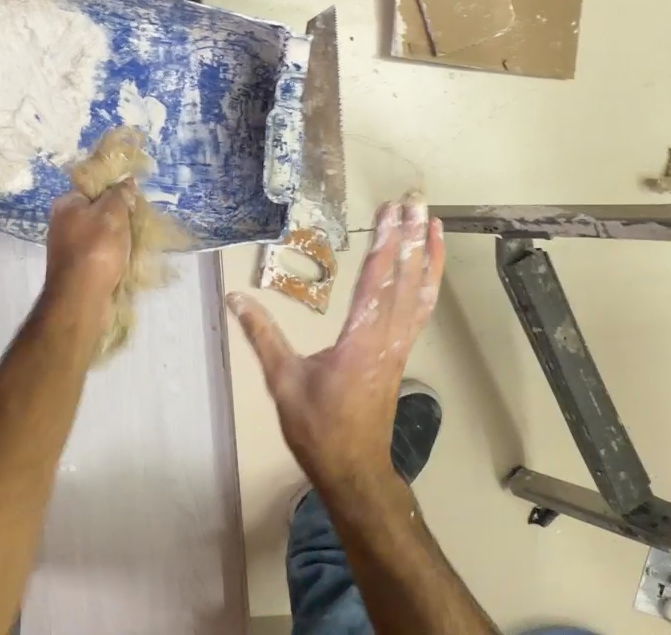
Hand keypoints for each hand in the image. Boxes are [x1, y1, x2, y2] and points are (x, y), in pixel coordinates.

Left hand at [44, 182, 134, 309]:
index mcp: (65, 204)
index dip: (114, 189)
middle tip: (137, 220)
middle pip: (96, 210)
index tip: (134, 198)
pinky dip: (110, 254)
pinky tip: (124, 259)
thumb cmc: (96, 249)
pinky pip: (97, 253)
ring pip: (98, 233)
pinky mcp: (74, 268)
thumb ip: (120, 194)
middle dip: (117, 215)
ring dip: (116, 237)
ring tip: (134, 241)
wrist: (80, 298)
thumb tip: (127, 181)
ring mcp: (66, 247)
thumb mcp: (113, 214)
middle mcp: (61, 222)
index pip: (92, 187)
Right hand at [228, 198, 444, 494]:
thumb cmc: (318, 427)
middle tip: (417, 201)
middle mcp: (387, 338)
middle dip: (413, 239)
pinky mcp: (399, 354)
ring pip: (421, 295)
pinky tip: (428, 269)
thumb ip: (262, 335)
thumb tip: (235, 297)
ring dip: (428, 257)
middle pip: (406, 280)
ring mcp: (398, 347)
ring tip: (435, 224)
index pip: (377, 282)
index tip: (393, 212)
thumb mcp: (283, 380)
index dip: (387, 244)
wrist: (353, 470)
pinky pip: (421, 312)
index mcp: (360, 340)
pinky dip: (428, 285)